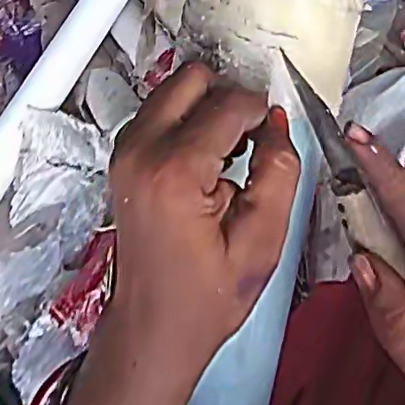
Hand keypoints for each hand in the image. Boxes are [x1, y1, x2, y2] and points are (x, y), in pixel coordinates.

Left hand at [64, 64, 300, 404]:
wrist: (152, 326)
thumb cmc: (203, 297)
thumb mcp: (262, 243)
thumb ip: (280, 172)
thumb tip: (276, 122)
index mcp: (174, 171)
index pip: (229, 104)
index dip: (261, 112)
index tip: (274, 132)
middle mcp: (142, 149)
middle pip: (194, 77)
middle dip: (230, 96)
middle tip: (252, 134)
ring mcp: (127, 148)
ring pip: (175, 86)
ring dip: (208, 104)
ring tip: (231, 148)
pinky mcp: (124, 153)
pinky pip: (161, 107)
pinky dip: (188, 116)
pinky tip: (206, 154)